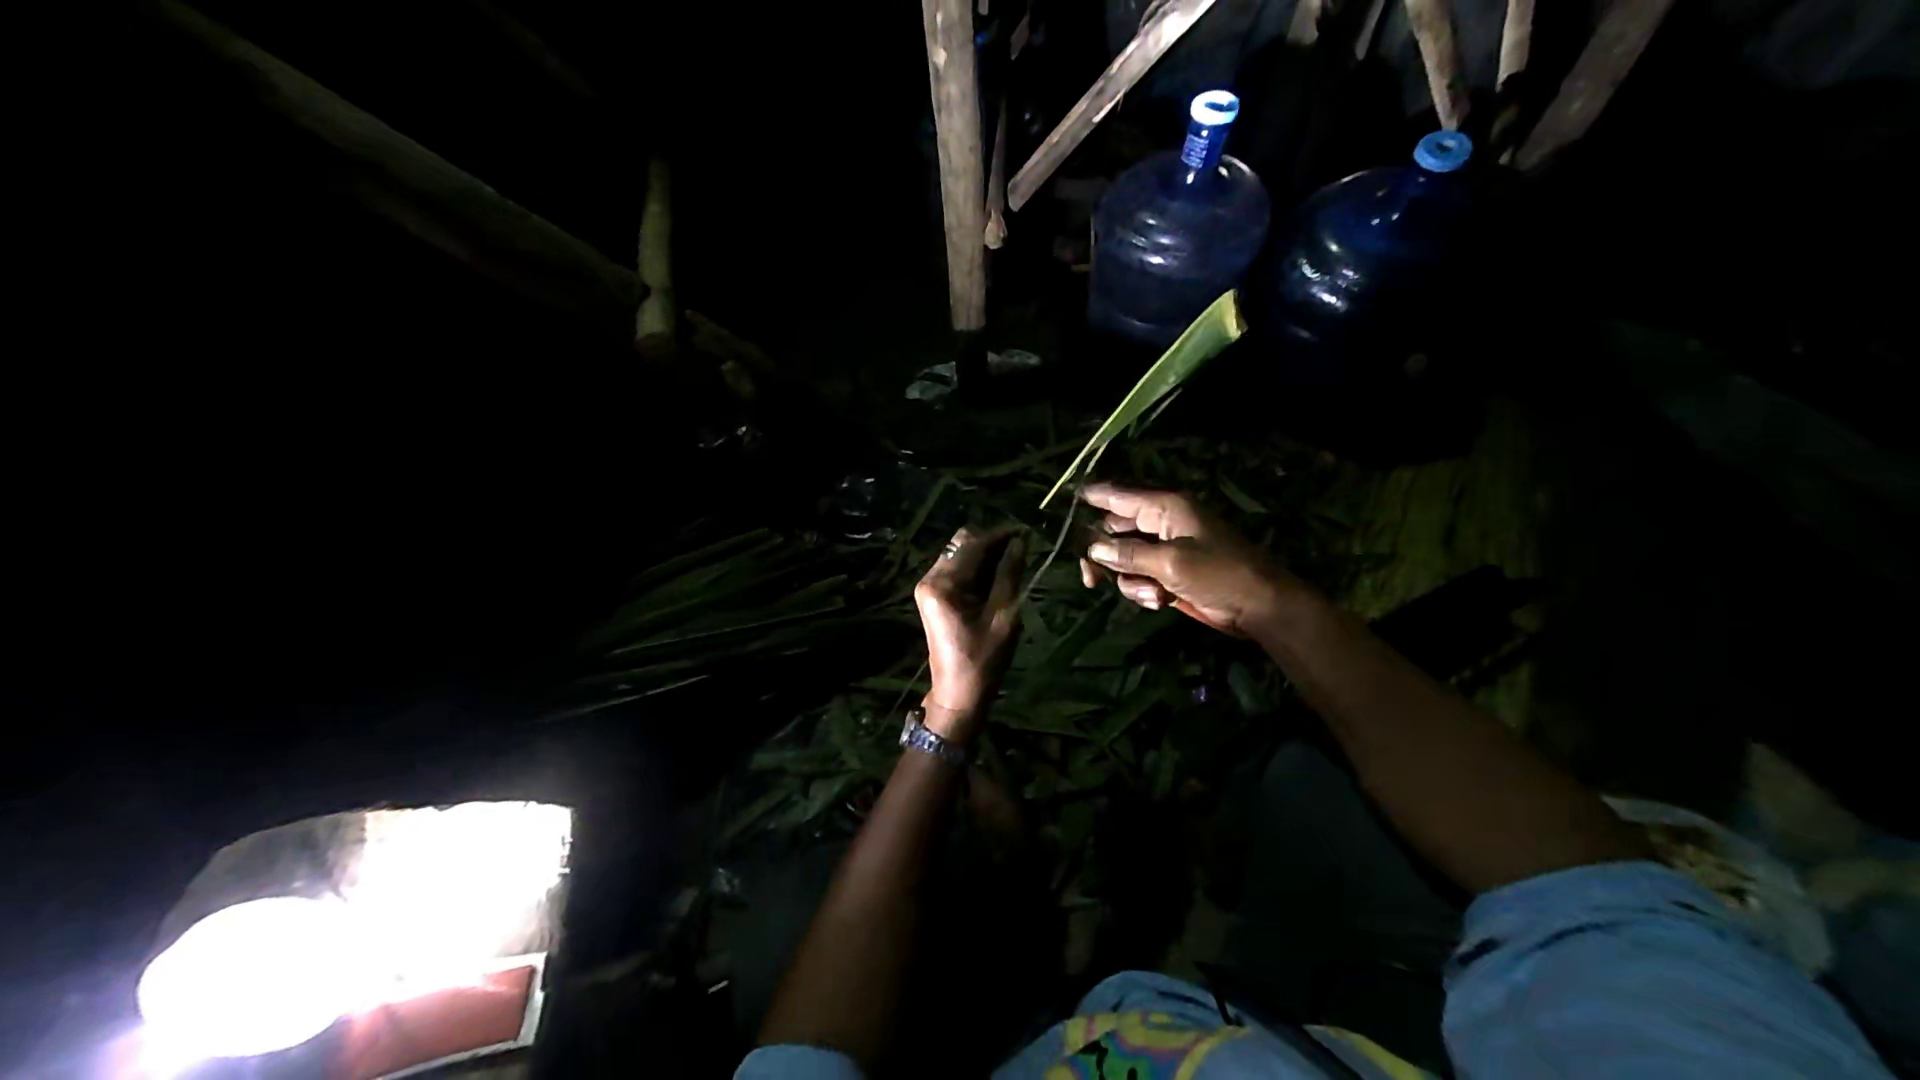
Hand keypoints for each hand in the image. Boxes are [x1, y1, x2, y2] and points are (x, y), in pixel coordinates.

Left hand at [914, 526, 1025, 739]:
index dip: (1001, 535)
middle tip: (1023, 551)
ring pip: (960, 554)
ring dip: (986, 556)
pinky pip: (957, 570)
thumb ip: (1010, 574)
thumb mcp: (1004, 615)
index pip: (974, 544)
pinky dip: (978, 569)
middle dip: (993, 544)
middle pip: (963, 544)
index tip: (1028, 533)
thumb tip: (1020, 541)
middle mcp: (930, 579)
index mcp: (943, 584)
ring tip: (1014, 564)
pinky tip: (998, 578)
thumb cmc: (984, 659)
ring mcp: (929, 586)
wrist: (958, 693)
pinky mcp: (933, 595)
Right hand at [1078, 483, 1304, 636]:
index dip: (1093, 496)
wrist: (1258, 607)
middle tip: (1089, 578)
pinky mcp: (1168, 573)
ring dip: (1130, 579)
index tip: (1067, 497)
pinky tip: (1160, 600)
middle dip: (1103, 555)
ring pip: (1124, 559)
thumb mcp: (1171, 564)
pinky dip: (1143, 590)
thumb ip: (1128, 555)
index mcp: (1166, 508)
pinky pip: (1139, 577)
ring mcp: (1165, 549)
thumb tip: (1093, 549)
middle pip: (1114, 531)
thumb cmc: (1220, 574)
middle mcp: (1162, 523)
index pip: (1119, 495)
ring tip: (1152, 594)